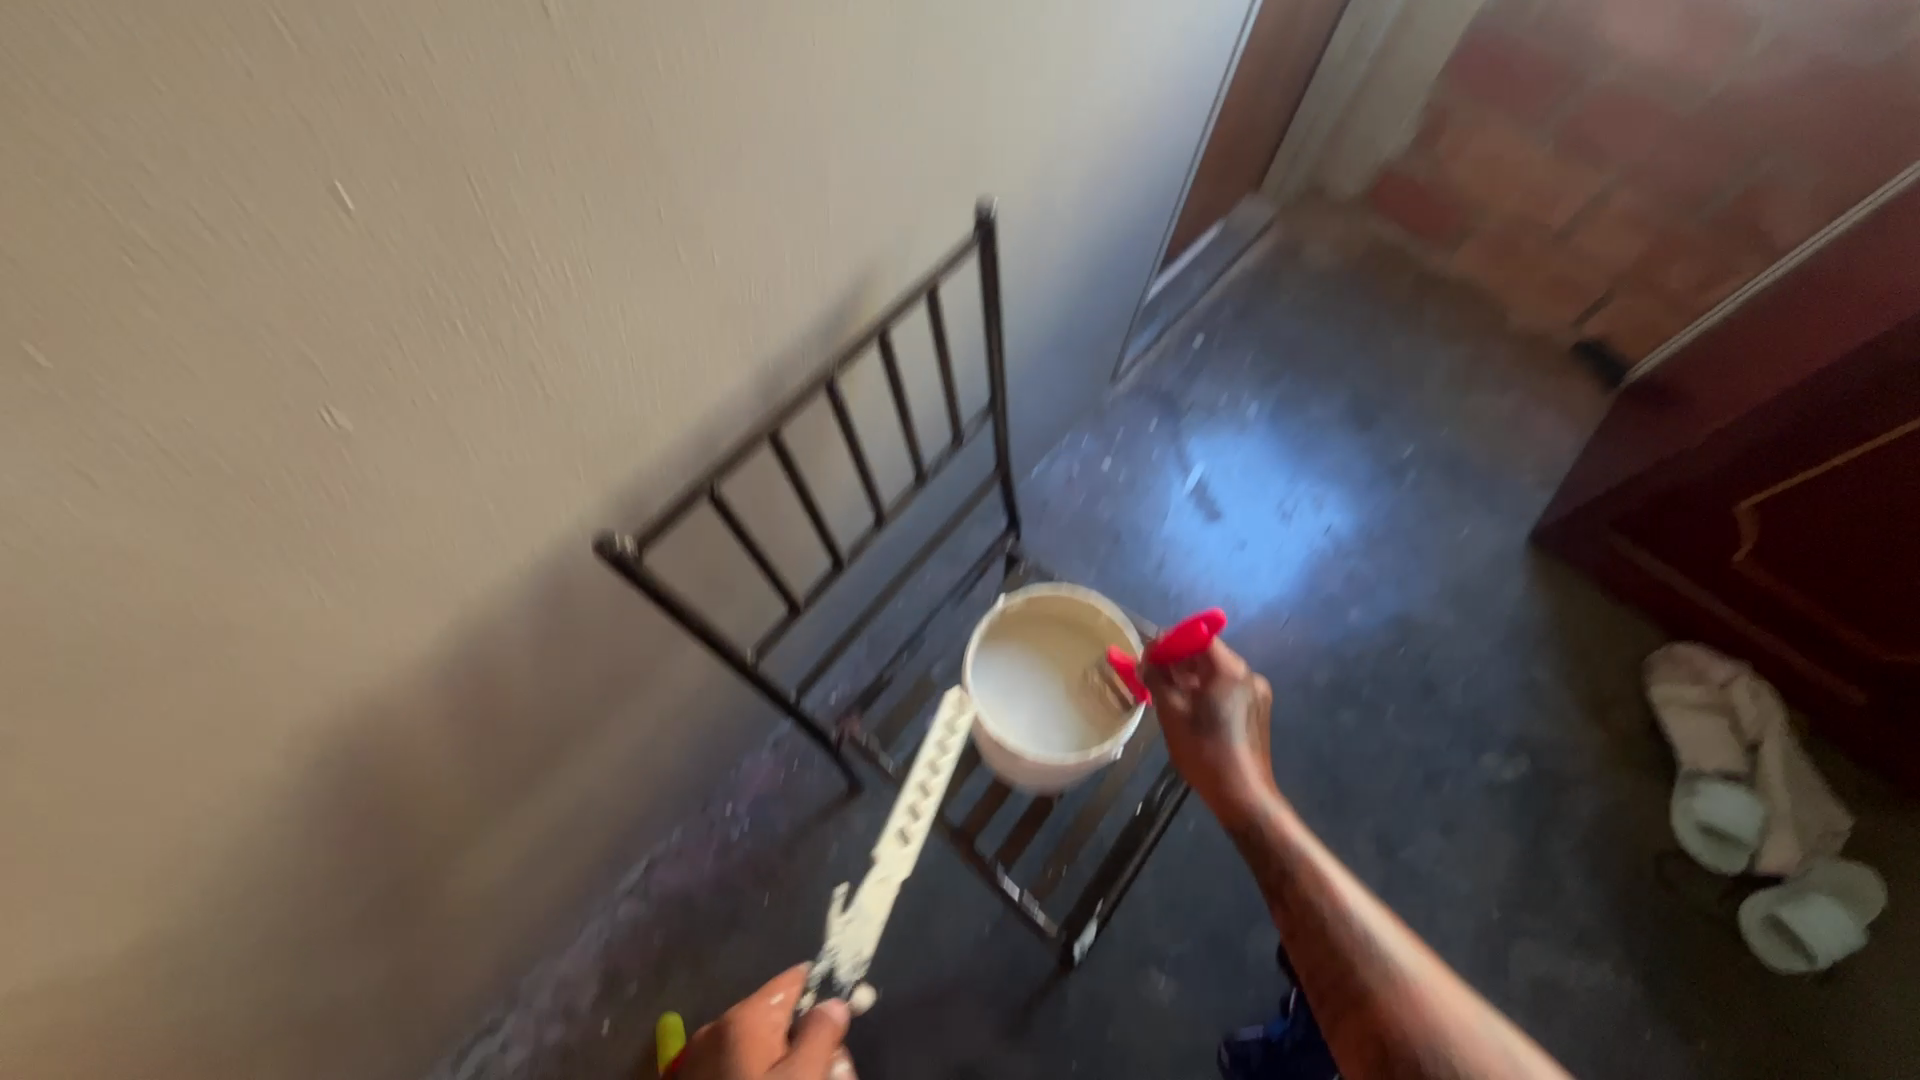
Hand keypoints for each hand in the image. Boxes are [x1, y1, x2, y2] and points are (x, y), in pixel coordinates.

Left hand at [673, 966, 855, 1079]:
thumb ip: (822, 1033)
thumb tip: (831, 1003)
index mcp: (744, 1018)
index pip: (795, 981)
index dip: (823, 994)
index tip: (842, 1021)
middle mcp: (715, 1030)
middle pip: (776, 1018)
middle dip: (803, 1041)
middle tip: (825, 1074)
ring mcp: (695, 1062)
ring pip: (755, 1047)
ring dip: (780, 1064)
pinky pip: (732, 1069)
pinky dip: (752, 1076)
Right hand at [1142, 637, 1276, 822]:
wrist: (1241, 794)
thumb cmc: (1203, 749)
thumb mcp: (1171, 711)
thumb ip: (1156, 678)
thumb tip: (1146, 660)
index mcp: (1230, 669)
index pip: (1199, 638)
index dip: (1172, 641)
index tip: (1149, 655)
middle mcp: (1249, 675)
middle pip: (1208, 655)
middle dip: (1179, 662)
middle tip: (1152, 676)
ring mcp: (1256, 694)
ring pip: (1216, 675)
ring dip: (1190, 679)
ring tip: (1166, 695)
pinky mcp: (1257, 712)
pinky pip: (1226, 691)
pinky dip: (1205, 693)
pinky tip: (1189, 711)